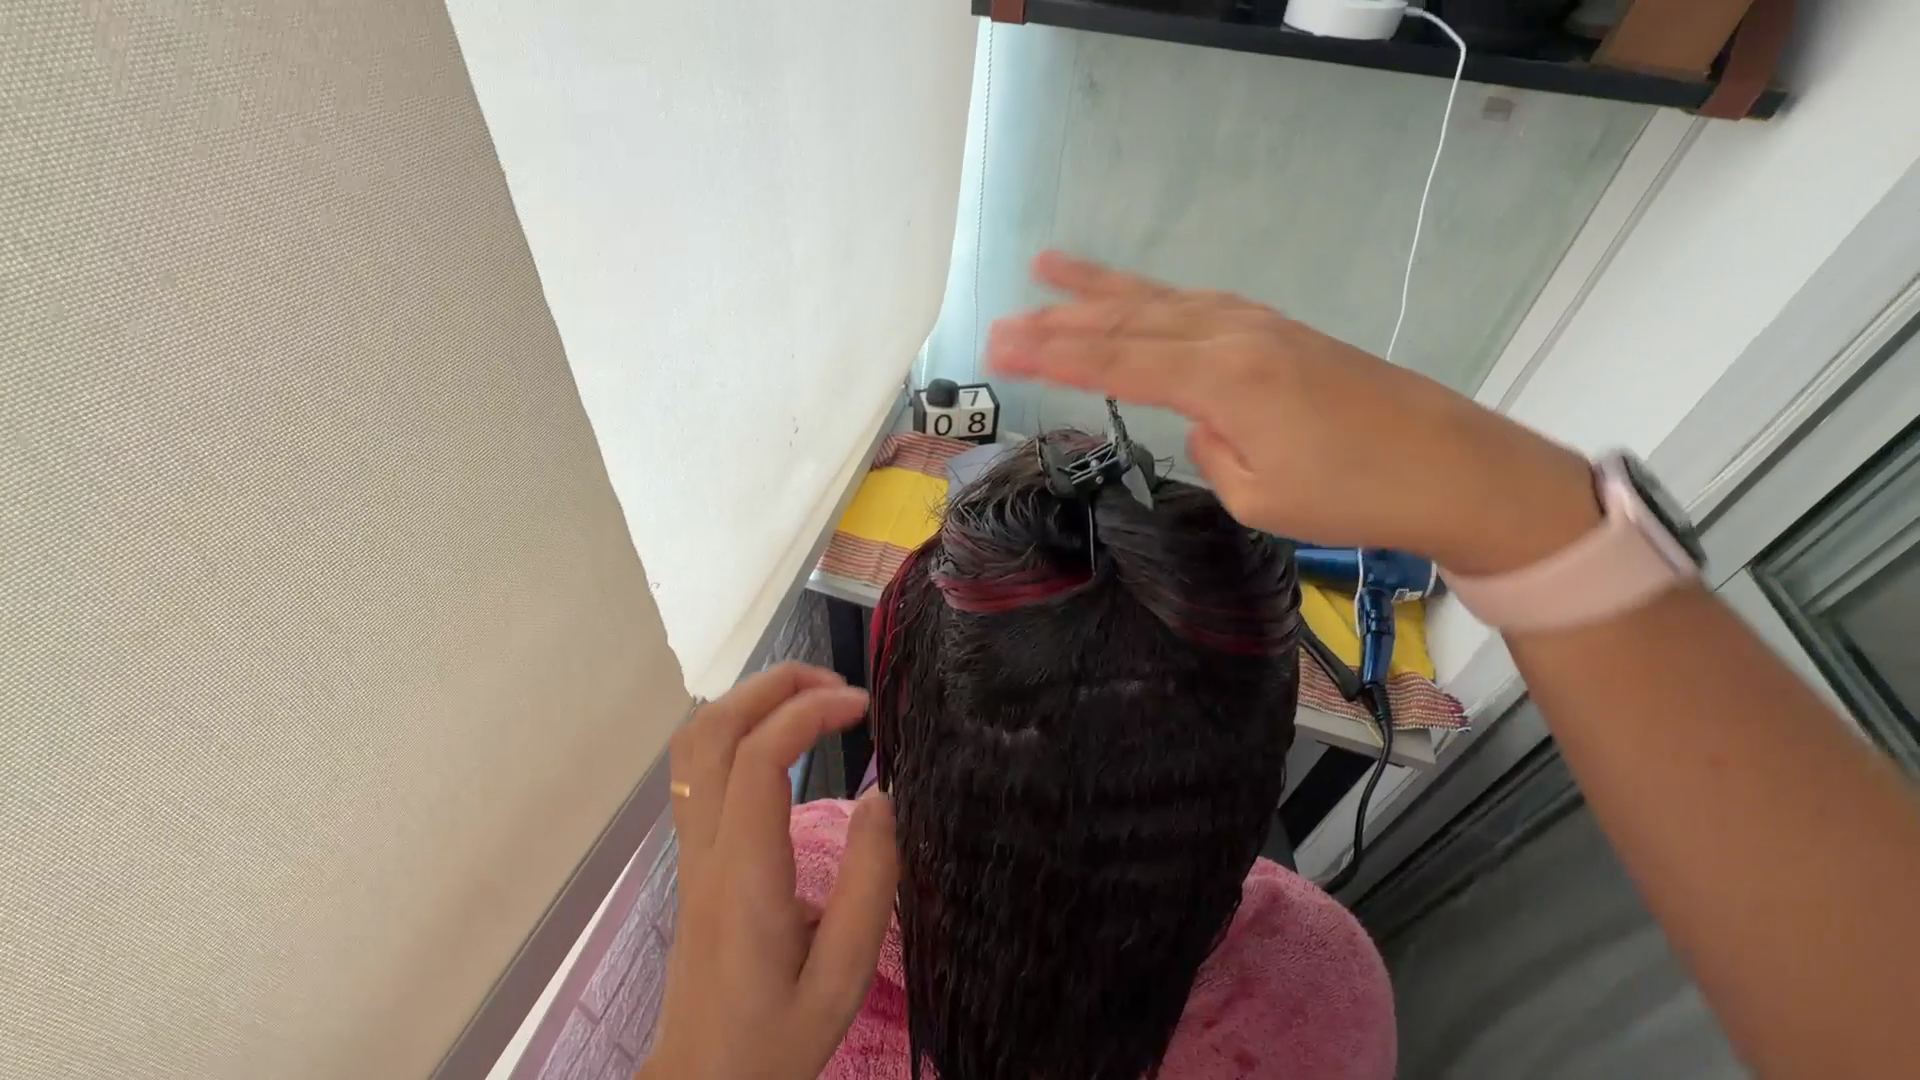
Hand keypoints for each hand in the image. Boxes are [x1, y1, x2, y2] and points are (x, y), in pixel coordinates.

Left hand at [639, 664, 896, 1079]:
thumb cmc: (776, 1039)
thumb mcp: (843, 976)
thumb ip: (871, 883)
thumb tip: (883, 795)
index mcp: (744, 876)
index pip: (757, 759)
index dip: (808, 712)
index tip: (862, 707)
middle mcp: (707, 849)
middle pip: (711, 730)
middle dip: (774, 685)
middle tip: (839, 687)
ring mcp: (691, 849)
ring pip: (694, 743)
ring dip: (751, 700)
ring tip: (812, 699)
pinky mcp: (693, 856)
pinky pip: (697, 767)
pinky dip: (737, 727)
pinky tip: (780, 739)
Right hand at [987, 252, 1599, 575]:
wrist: (1453, 469)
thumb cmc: (1352, 497)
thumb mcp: (1257, 495)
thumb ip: (1209, 449)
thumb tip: (1200, 419)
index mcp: (1223, 378)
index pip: (1117, 361)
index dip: (1053, 355)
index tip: (1000, 347)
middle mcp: (1234, 335)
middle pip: (1130, 320)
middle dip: (1060, 320)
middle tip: (1002, 322)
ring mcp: (1259, 325)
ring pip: (1161, 299)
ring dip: (1100, 290)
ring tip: (1046, 269)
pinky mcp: (1278, 331)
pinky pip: (1195, 303)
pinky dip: (1152, 296)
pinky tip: (1132, 296)